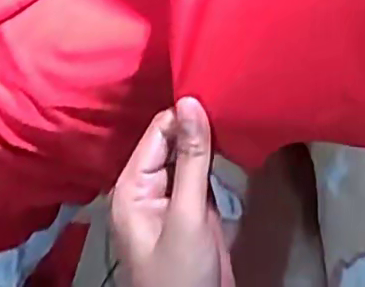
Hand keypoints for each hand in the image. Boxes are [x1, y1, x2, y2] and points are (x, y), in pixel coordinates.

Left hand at [112, 97, 232, 286]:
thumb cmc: (182, 275)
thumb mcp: (188, 215)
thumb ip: (191, 157)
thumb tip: (190, 99)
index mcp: (132, 186)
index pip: (159, 131)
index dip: (186, 114)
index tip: (217, 94)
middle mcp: (145, 187)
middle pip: (172, 139)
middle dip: (197, 124)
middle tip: (228, 101)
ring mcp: (168, 198)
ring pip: (187, 153)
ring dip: (207, 139)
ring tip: (232, 114)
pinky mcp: (188, 209)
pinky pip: (197, 171)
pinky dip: (212, 158)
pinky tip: (231, 143)